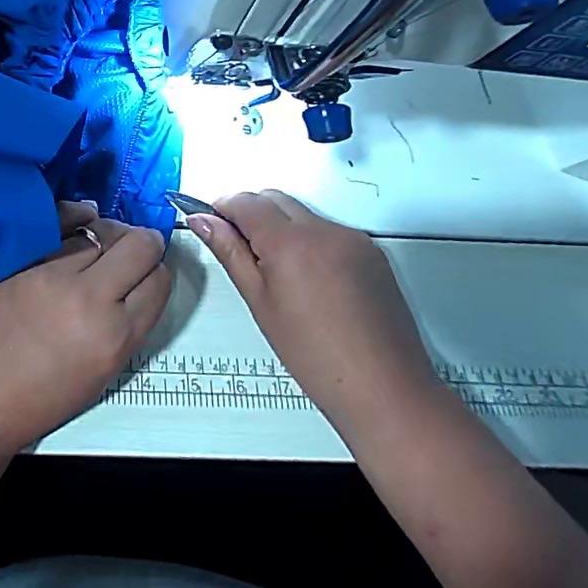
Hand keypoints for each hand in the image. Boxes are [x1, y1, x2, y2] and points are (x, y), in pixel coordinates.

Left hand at [0, 201, 172, 454]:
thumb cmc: (51, 392)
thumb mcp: (107, 368)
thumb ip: (129, 322)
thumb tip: (141, 278)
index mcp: (118, 336)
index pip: (159, 280)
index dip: (157, 271)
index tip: (148, 272)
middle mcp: (92, 299)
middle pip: (138, 246)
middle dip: (145, 242)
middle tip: (136, 249)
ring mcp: (56, 276)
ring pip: (101, 232)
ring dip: (108, 234)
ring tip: (104, 243)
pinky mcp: (29, 261)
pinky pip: (63, 227)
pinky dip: (78, 221)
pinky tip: (84, 220)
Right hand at [186, 191, 434, 423]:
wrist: (384, 389)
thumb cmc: (319, 357)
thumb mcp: (259, 301)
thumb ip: (229, 251)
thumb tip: (204, 222)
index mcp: (291, 242)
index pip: (244, 201)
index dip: (221, 208)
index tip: (210, 222)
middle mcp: (324, 231)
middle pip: (273, 198)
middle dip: (249, 213)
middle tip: (238, 248)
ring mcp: (352, 238)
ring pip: (301, 212)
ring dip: (280, 225)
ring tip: (276, 271)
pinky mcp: (371, 251)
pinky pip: (328, 229)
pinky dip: (309, 239)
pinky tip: (307, 278)